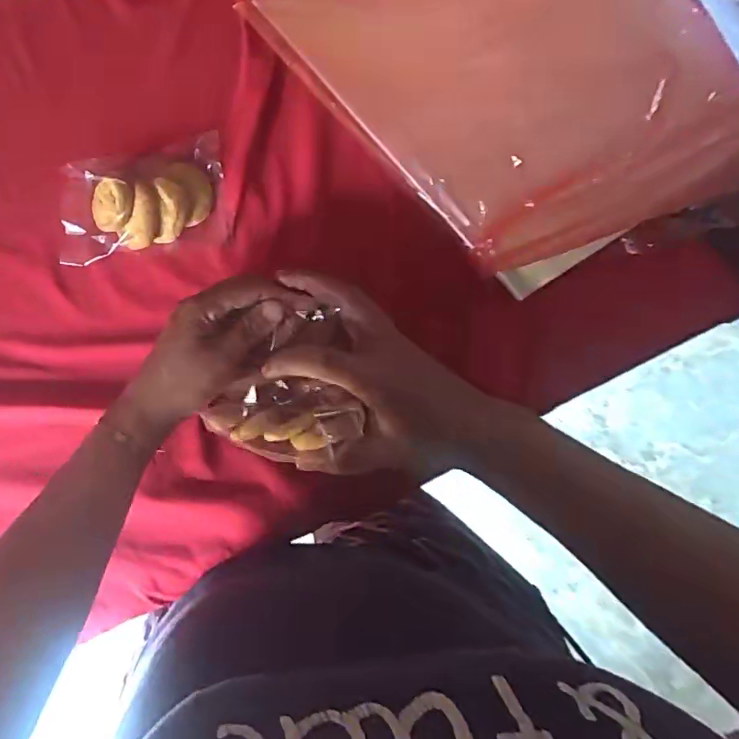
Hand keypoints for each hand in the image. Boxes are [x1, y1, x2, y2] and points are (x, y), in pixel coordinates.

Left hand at [119, 275, 312, 430]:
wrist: (152, 407)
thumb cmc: (186, 383)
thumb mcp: (223, 358)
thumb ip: (250, 330)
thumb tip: (279, 304)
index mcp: (202, 305)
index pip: (246, 286)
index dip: (277, 292)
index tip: (305, 302)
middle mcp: (200, 305)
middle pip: (242, 291)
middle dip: (271, 299)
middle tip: (299, 313)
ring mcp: (198, 318)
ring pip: (237, 305)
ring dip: (261, 311)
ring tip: (286, 324)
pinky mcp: (200, 332)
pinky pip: (229, 320)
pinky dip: (249, 325)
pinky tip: (265, 335)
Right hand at [258, 271, 512, 477]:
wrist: (476, 426)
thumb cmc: (429, 439)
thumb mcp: (384, 453)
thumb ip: (341, 457)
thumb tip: (297, 462)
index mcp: (371, 374)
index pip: (320, 359)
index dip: (287, 360)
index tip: (263, 368)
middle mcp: (379, 345)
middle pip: (344, 299)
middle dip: (311, 283)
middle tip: (280, 276)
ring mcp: (391, 337)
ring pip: (356, 298)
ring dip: (326, 285)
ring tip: (297, 282)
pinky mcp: (398, 338)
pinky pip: (363, 308)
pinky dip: (339, 298)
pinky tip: (325, 307)